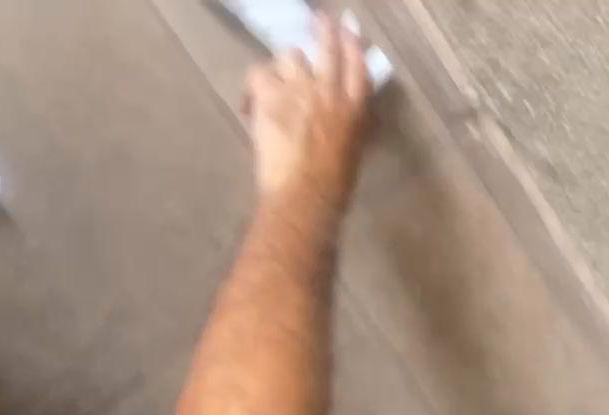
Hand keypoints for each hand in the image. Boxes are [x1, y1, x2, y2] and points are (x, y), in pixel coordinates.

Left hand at [239, 12, 372, 206]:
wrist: (304, 198)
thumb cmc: (332, 192)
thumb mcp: (351, 158)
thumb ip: (348, 132)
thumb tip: (342, 125)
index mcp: (354, 111)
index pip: (358, 65)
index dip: (352, 44)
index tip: (349, 31)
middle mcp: (329, 91)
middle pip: (327, 46)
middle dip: (324, 32)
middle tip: (320, 22)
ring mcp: (300, 90)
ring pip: (290, 56)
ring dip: (284, 68)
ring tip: (277, 85)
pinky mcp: (272, 96)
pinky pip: (259, 74)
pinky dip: (253, 88)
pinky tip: (250, 105)